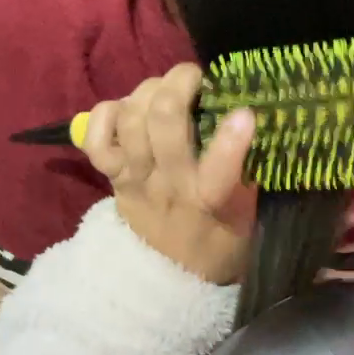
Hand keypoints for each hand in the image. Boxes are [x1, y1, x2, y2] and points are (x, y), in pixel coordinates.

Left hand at [80, 65, 257, 283]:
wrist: (168, 278)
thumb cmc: (220, 239)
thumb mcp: (248, 215)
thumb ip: (251, 171)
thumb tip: (259, 118)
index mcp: (210, 199)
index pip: (220, 170)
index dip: (232, 138)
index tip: (245, 112)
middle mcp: (169, 184)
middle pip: (163, 121)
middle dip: (180, 83)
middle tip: (196, 76)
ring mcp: (134, 178)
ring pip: (131, 118)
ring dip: (148, 90)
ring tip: (165, 87)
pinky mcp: (110, 176)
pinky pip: (94, 137)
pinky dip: (106, 113)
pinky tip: (126, 108)